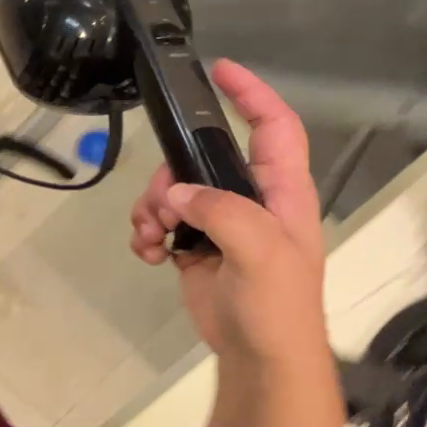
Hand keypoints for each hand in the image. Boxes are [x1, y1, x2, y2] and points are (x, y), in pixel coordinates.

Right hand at [129, 60, 329, 365]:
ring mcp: (220, 226)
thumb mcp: (261, 253)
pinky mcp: (194, 249)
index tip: (219, 72)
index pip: (274, 129)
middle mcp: (250, 201)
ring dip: (150, 211)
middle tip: (160, 209)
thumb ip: (222, 213)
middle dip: (169, 178)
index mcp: (281, 193)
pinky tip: (147, 255)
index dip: (252, 96)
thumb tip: (175, 195)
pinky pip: (159, 224)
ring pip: (172, 194)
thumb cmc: (277, 305)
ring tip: (149, 239)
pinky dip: (145, 235)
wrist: (260, 354)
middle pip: (200, 161)